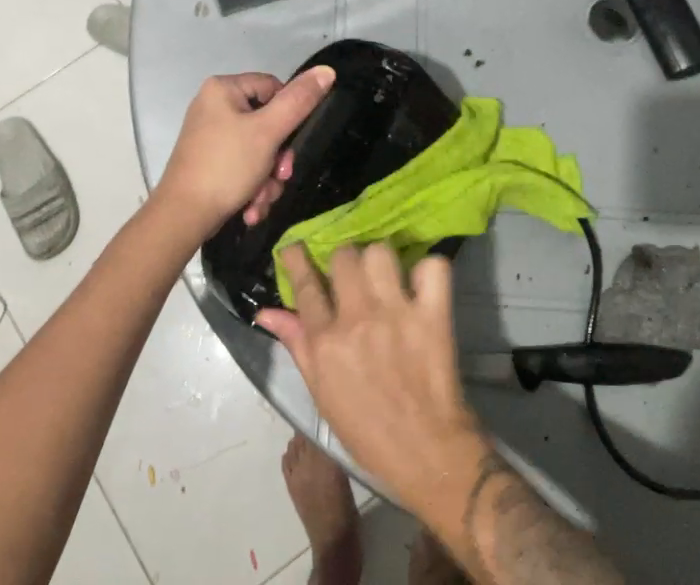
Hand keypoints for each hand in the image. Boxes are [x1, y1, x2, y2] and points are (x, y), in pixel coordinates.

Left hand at [153, 67, 335, 236]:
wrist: (183, 216)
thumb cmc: (226, 166)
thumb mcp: (268, 132)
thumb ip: (299, 101)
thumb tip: (327, 70)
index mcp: (223, 89)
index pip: (273, 87)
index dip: (289, 115)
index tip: (290, 144)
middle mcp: (214, 107)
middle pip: (268, 124)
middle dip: (277, 160)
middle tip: (279, 177)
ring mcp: (210, 137)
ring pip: (259, 152)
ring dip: (267, 180)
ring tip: (260, 199)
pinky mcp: (210, 163)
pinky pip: (243, 168)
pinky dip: (252, 188)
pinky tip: (250, 208)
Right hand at [256, 244, 489, 526]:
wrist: (426, 452)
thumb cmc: (367, 429)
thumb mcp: (320, 392)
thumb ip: (296, 345)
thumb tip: (266, 312)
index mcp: (325, 341)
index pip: (305, 284)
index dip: (296, 259)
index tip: (295, 247)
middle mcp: (357, 318)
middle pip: (343, 257)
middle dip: (343, 260)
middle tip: (351, 275)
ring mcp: (396, 313)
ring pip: (380, 253)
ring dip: (379, 261)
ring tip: (384, 277)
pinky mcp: (433, 316)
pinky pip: (432, 268)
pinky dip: (428, 269)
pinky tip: (421, 284)